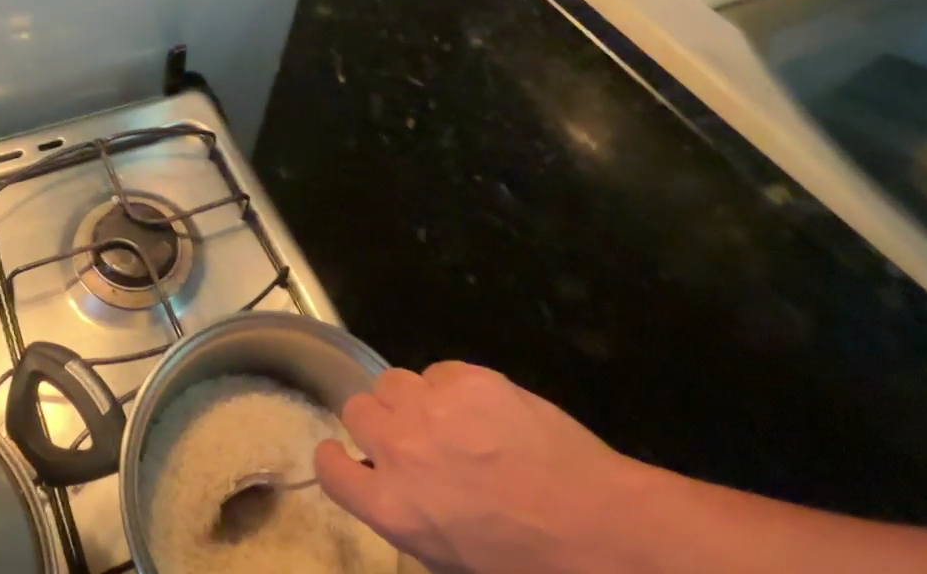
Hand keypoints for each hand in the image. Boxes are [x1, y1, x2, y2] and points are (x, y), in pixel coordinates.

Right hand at [315, 362, 650, 573]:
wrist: (597, 524)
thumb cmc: (527, 562)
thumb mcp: (451, 560)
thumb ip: (408, 517)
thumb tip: (396, 488)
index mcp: (391, 505)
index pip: (330, 468)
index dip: (337, 459)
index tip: (349, 457)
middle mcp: (398, 447)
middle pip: (357, 410)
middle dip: (377, 424)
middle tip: (411, 439)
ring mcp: (431, 406)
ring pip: (392, 382)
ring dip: (408, 400)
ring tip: (444, 419)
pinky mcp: (466, 378)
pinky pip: (438, 372)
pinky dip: (450, 388)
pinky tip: (481, 411)